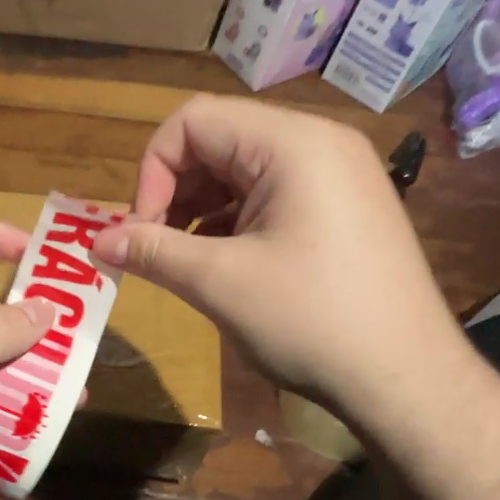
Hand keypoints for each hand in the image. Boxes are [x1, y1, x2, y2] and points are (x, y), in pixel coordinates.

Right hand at [93, 96, 465, 417]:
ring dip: (199, 211)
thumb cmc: (311, 321)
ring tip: (183, 263)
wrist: (404, 378)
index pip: (193, 122)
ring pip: (242, 173)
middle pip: (219, 142)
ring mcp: (337, 177)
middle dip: (173, 192)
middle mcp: (319, 144)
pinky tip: (223, 267)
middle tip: (154, 250)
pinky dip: (234, 224)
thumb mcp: (221, 283)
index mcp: (292, 144)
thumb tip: (95, 241)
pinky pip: (272, 197)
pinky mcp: (343, 210)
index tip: (141, 231)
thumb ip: (153, 252)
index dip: (152, 171)